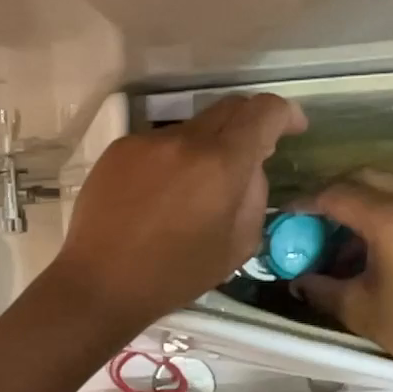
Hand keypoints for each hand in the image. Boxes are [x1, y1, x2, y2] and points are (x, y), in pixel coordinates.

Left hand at [50, 93, 306, 329]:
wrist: (100, 282)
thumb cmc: (174, 275)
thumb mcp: (236, 245)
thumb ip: (254, 195)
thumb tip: (250, 167)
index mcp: (221, 163)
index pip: (264, 111)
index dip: (286, 114)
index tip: (292, 129)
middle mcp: (183, 140)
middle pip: (228, 109)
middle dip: (248, 126)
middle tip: (249, 157)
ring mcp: (145, 141)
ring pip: (190, 129)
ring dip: (205, 147)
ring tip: (193, 190)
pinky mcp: (117, 150)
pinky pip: (157, 144)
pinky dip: (169, 160)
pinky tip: (158, 195)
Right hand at [293, 170, 392, 391]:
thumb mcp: (362, 312)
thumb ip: (323, 288)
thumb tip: (301, 280)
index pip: (336, 194)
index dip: (304, 204)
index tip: (285, 219)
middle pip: (366, 180)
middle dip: (333, 197)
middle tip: (311, 226)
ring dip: (363, 209)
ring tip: (344, 248)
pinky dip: (390, 219)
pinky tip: (380, 255)